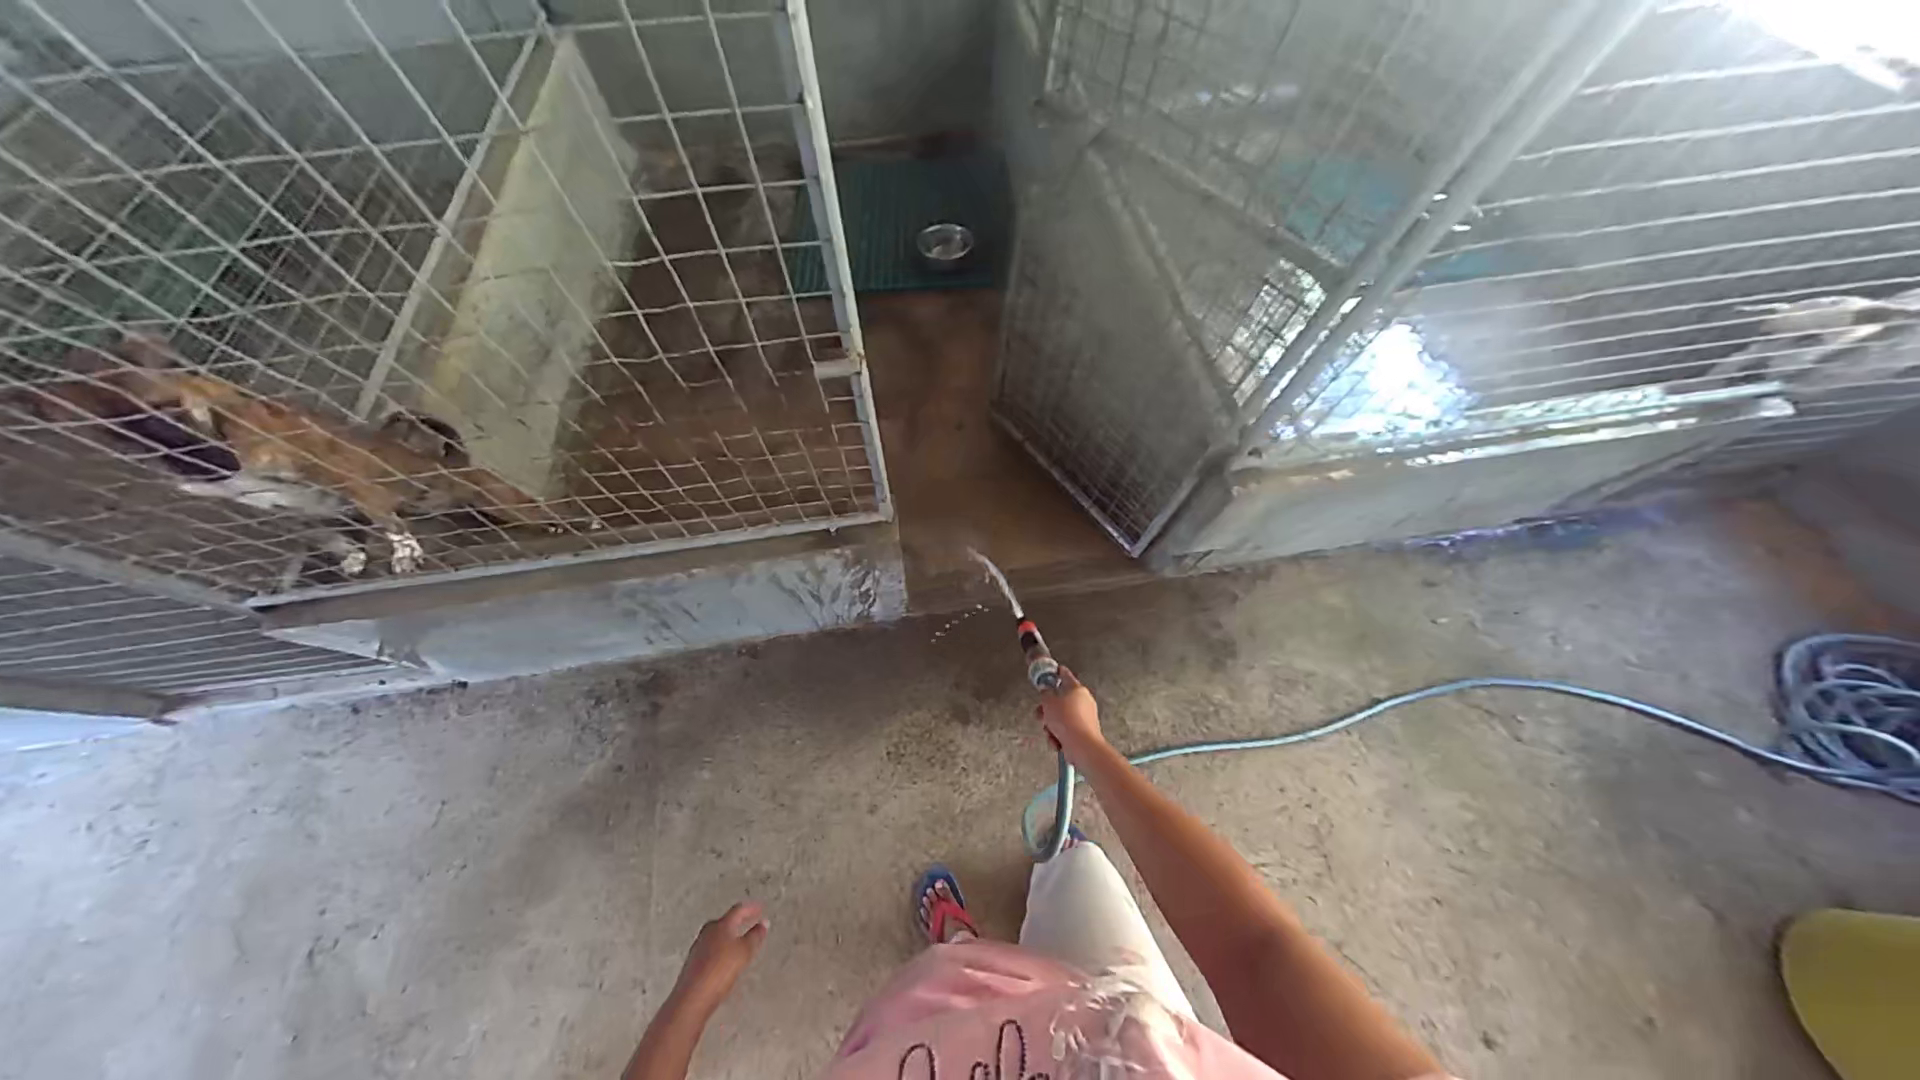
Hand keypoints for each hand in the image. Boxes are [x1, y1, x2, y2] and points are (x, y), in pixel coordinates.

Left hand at [669, 901, 768, 1012]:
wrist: (692, 998)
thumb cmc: (720, 970)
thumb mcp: (745, 951)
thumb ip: (755, 936)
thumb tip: (764, 923)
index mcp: (721, 925)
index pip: (738, 910)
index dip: (751, 908)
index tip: (760, 908)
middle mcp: (708, 932)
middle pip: (725, 921)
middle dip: (737, 920)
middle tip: (748, 920)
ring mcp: (698, 948)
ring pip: (716, 935)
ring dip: (728, 935)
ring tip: (739, 940)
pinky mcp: (693, 964)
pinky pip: (710, 949)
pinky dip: (720, 949)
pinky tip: (724, 958)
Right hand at [1036, 667, 1106, 765]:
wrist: (1081, 746)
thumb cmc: (1069, 721)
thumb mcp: (1048, 702)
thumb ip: (1045, 693)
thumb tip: (1045, 690)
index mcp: (1077, 689)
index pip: (1065, 675)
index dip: (1055, 673)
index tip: (1051, 671)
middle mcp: (1084, 702)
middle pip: (1061, 700)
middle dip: (1048, 709)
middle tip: (1041, 714)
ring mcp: (1085, 718)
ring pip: (1062, 718)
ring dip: (1051, 725)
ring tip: (1049, 731)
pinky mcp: (1083, 732)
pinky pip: (1066, 731)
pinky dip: (1059, 736)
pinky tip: (1057, 741)